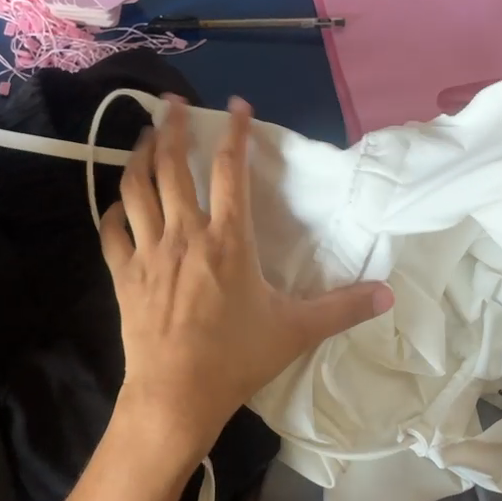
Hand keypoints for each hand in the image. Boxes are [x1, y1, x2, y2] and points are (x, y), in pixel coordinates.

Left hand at [99, 96, 393, 459]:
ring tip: (146, 136)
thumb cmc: (235, 359)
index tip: (238, 105)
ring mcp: (149, 252)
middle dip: (173, 128)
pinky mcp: (124, 275)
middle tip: (172, 103)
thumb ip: (342, 308)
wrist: (175, 397)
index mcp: (228, 240)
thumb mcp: (296, 331)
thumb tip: (388, 294)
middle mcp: (185, 234)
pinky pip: (113, 232)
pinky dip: (115, 211)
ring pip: (138, 189)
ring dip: (141, 157)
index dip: (236, 132)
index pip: (233, 170)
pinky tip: (121, 203)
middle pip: (173, 166)